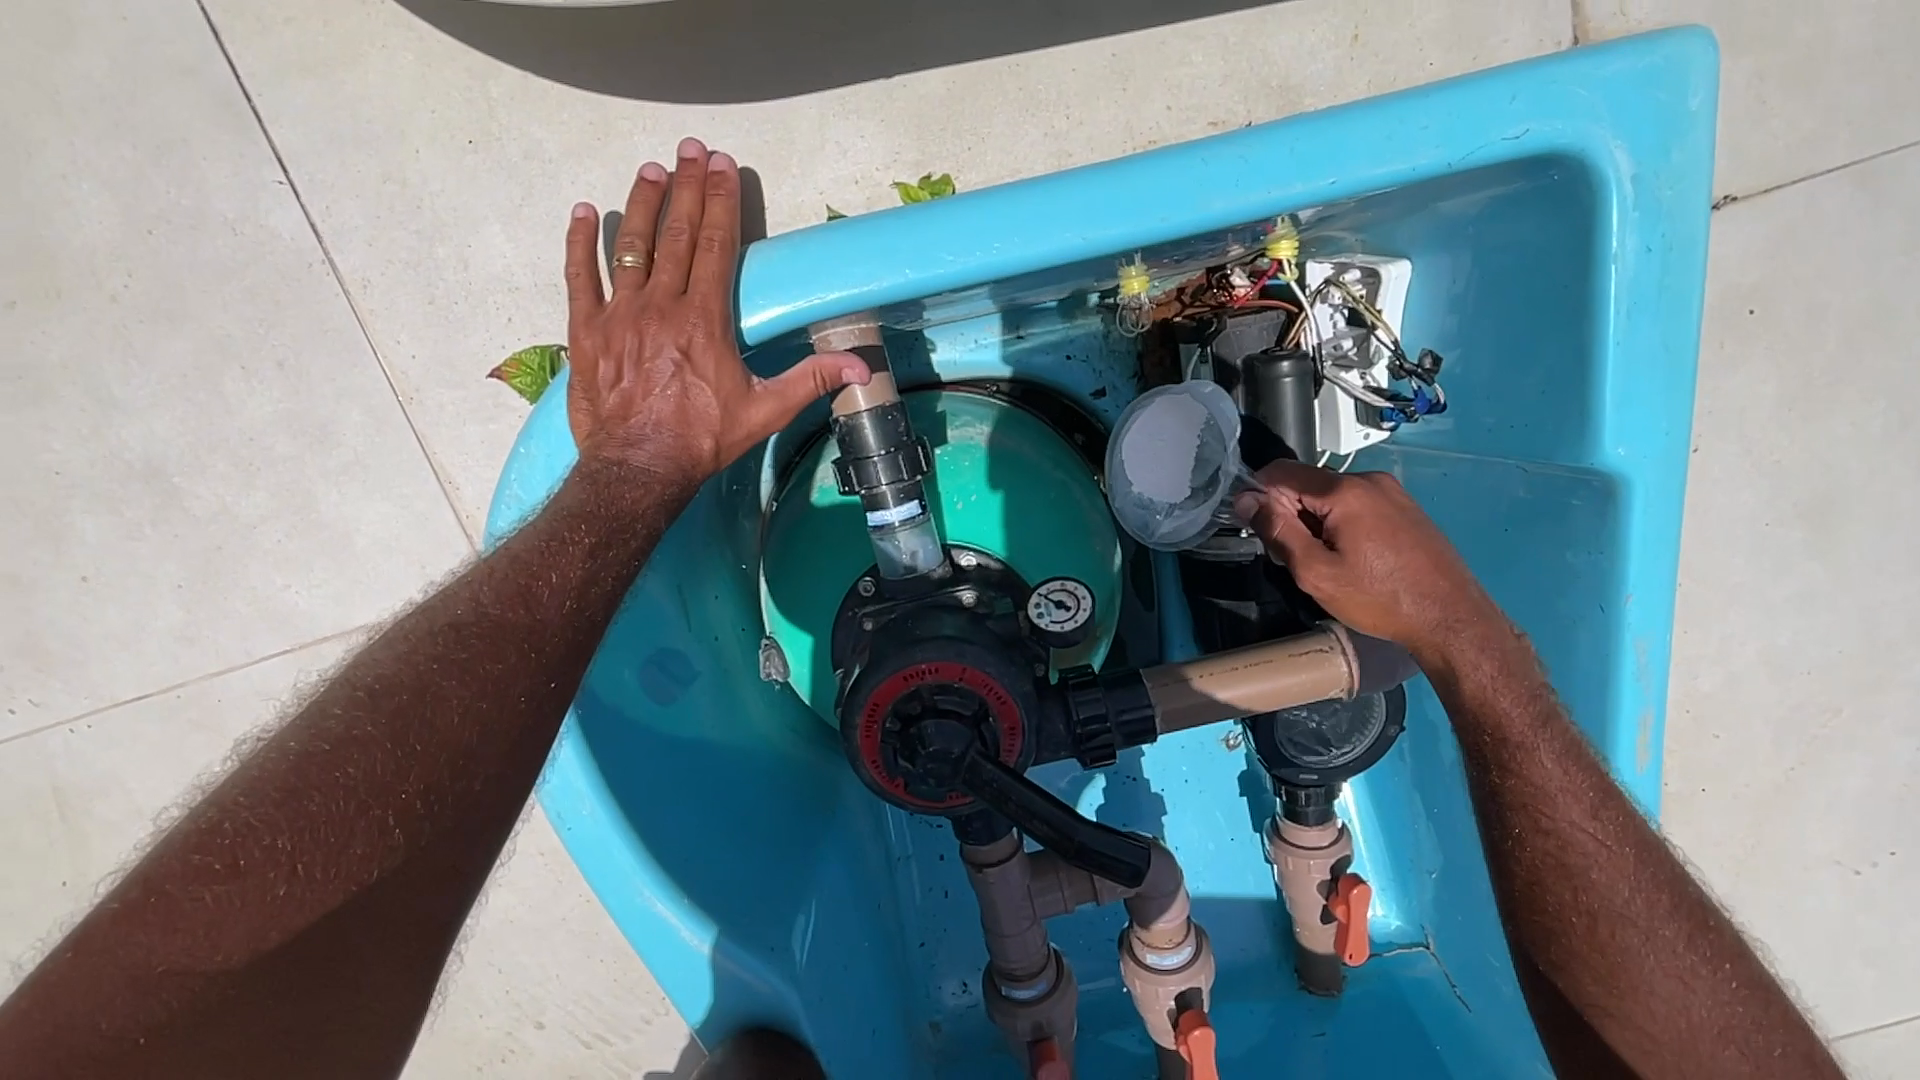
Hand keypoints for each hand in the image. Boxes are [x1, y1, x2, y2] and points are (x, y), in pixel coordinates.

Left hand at [563, 138, 869, 482]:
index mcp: (705, 319)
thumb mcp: (766, 411)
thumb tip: (862, 367)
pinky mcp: (586, 331)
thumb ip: (811, 379)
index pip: (715, 245)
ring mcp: (619, 314)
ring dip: (641, 203)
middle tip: (690, 149)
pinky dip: (580, 242)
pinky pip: (579, 276)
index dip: (720, 202)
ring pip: (629, 245)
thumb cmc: (704, 438)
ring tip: (650, 170)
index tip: (722, 166)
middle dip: (685, 187)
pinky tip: (584, 212)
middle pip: (676, 234)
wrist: (640, 466)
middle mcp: (661, 305)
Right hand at [1233, 460, 1505, 660]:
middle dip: (1289, 514)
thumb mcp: (1315, 572)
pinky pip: (1355, 504)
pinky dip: (1339, 524)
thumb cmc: (1379, 599)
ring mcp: (1391, 492)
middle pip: (1306, 484)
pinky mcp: (1404, 507)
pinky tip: (1351, 558)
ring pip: (1330, 496)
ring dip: (1314, 522)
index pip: (1281, 472)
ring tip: (1326, 563)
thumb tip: (1246, 499)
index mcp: (1345, 491)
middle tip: (1294, 558)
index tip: (1257, 530)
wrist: (1451, 618)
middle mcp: (1369, 480)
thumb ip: (1277, 531)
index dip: (1258, 495)